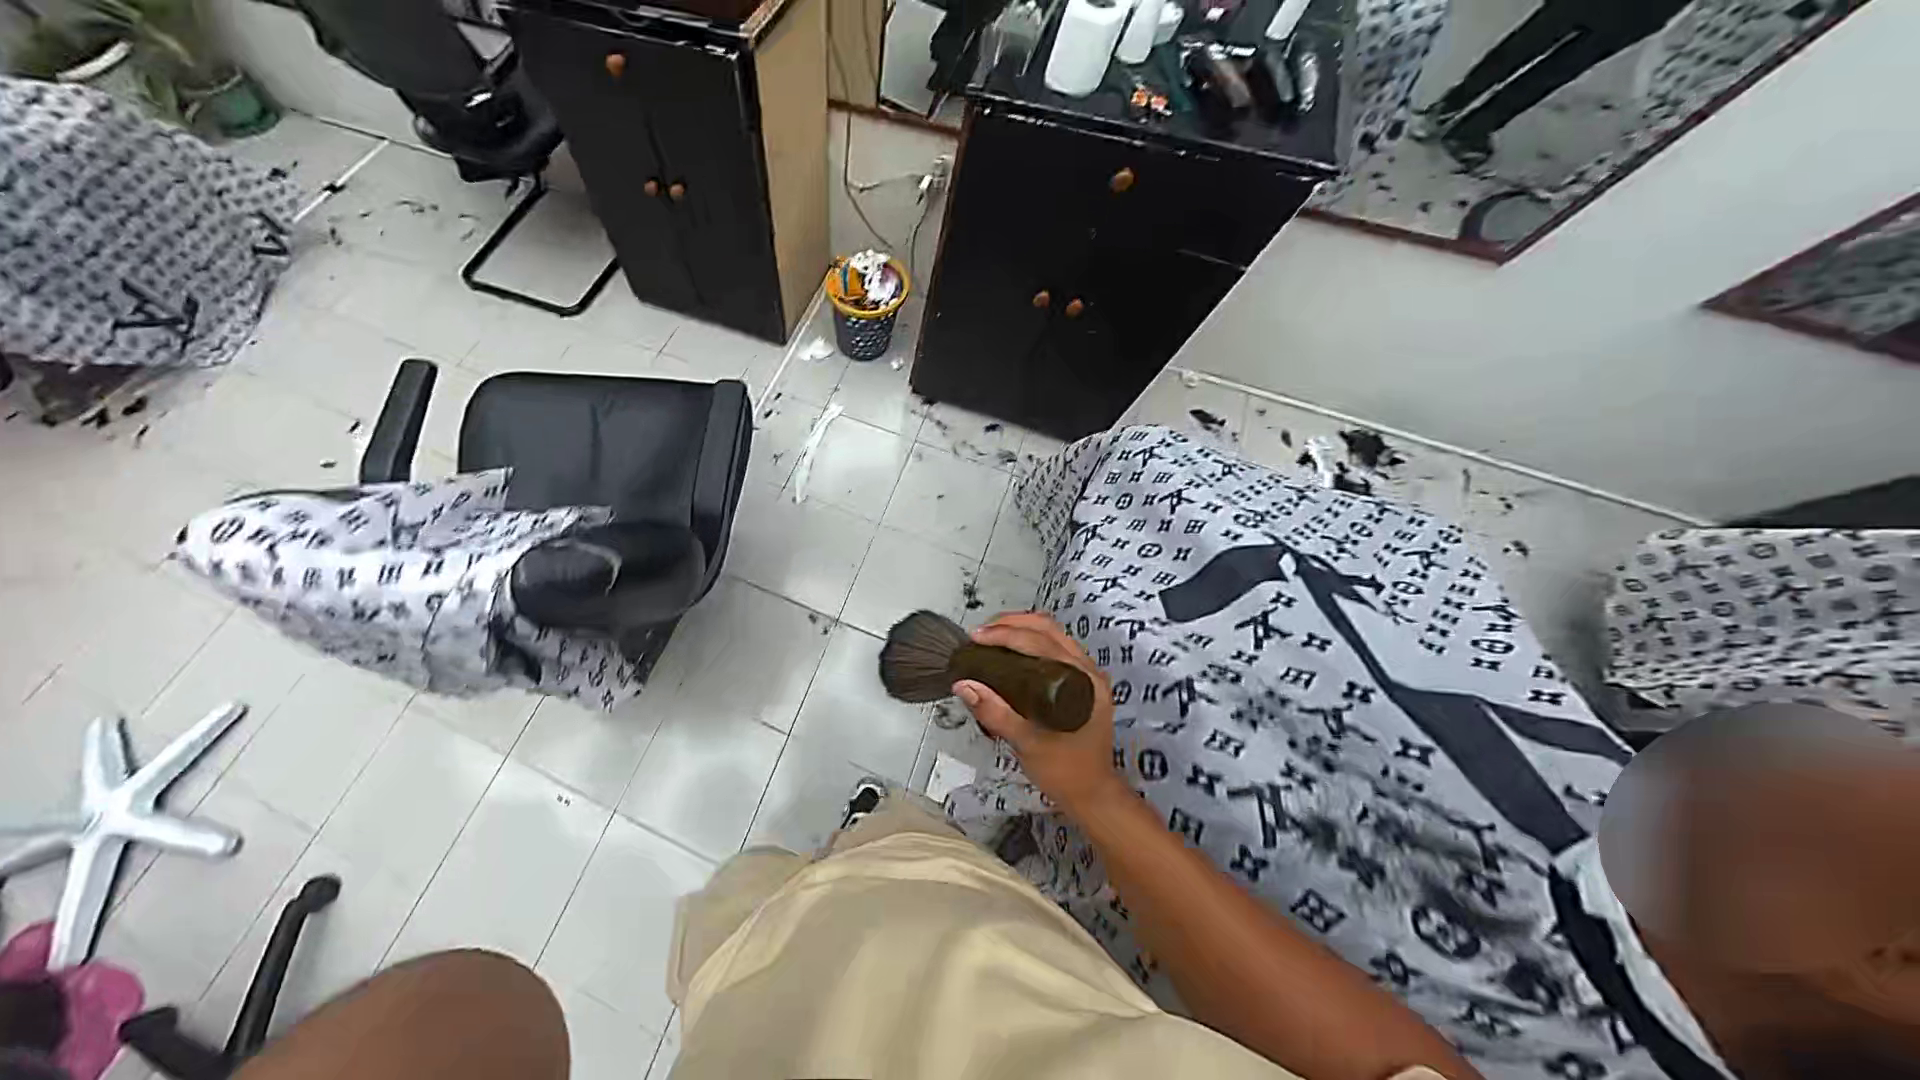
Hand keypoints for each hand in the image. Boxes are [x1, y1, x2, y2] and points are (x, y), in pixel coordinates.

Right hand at [954, 612, 1126, 817]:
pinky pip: (1054, 647)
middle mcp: (1088, 670)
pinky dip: (1030, 641)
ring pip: (1052, 634)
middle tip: (981, 634)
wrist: (1092, 796)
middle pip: (1048, 628)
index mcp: (1083, 680)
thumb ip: (995, 713)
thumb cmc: (1066, 772)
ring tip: (990, 637)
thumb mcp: (1026, 742)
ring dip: (1020, 629)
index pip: (1041, 640)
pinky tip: (1009, 651)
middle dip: (1011, 623)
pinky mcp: (1081, 682)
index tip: (977, 638)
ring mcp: (1087, 675)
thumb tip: (963, 685)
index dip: (1006, 634)